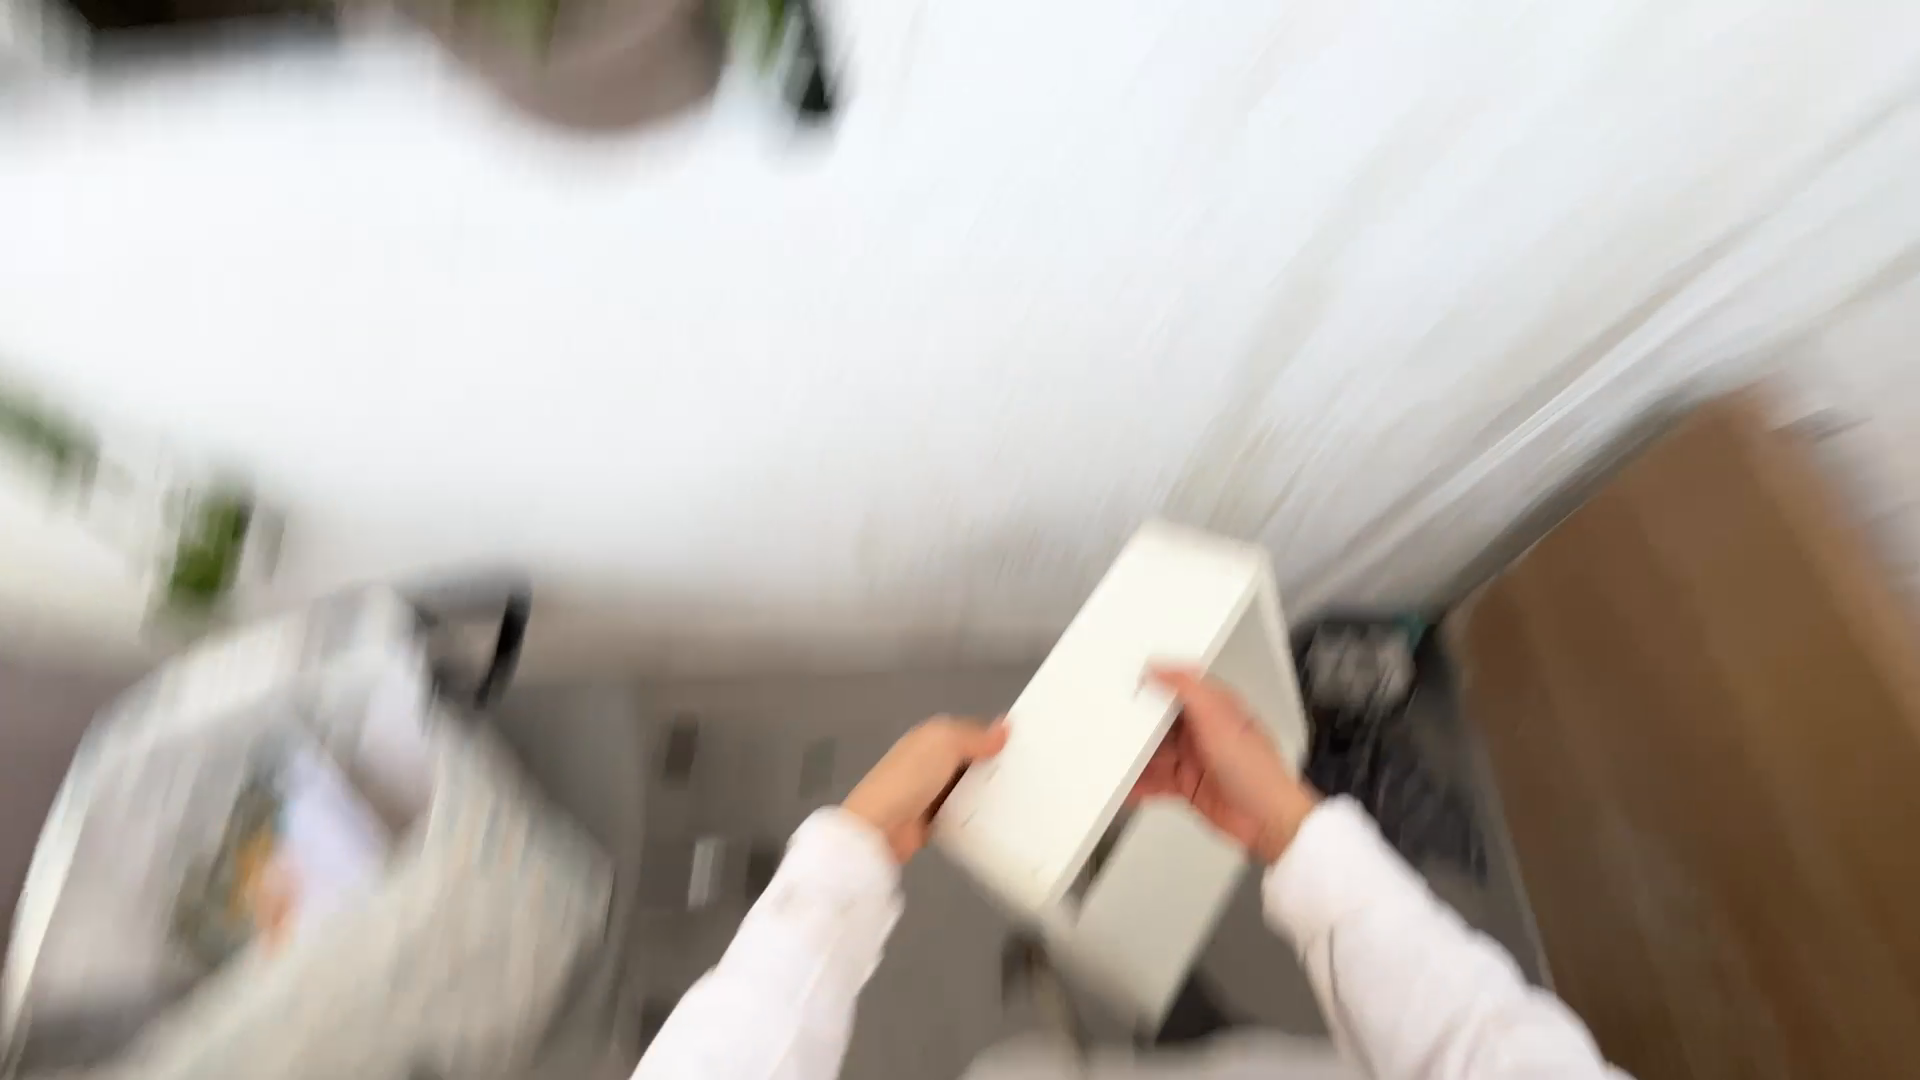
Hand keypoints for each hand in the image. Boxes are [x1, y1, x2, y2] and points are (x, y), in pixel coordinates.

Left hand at [844, 716, 1009, 862]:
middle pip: (969, 761)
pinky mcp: (932, 821)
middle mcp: (930, 761)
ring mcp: (930, 792)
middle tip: (1028, 775)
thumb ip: (975, 735)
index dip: (992, 736)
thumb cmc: (910, 777)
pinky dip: (975, 816)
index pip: (968, 731)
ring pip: (967, 788)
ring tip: (1020, 798)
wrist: (880, 827)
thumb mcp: (945, 743)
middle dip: (992, 766)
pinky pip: (961, 814)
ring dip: (985, 793)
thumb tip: (1004, 727)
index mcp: (930, 737)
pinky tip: (997, 820)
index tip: (1023, 746)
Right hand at [1129, 665, 1317, 863]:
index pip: (1176, 687)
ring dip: (1135, 756)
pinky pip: (1155, 780)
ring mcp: (1194, 760)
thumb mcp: (1219, 717)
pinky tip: (1127, 784)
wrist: (1269, 822)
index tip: (1127, 685)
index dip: (1152, 685)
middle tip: (1114, 725)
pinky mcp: (1187, 786)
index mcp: (1214, 708)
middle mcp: (1203, 732)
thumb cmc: (1258, 771)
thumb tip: (1158, 667)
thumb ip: (1187, 688)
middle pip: (1159, 723)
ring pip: (1153, 752)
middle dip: (1137, 725)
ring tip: (1115, 758)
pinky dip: (1139, 783)